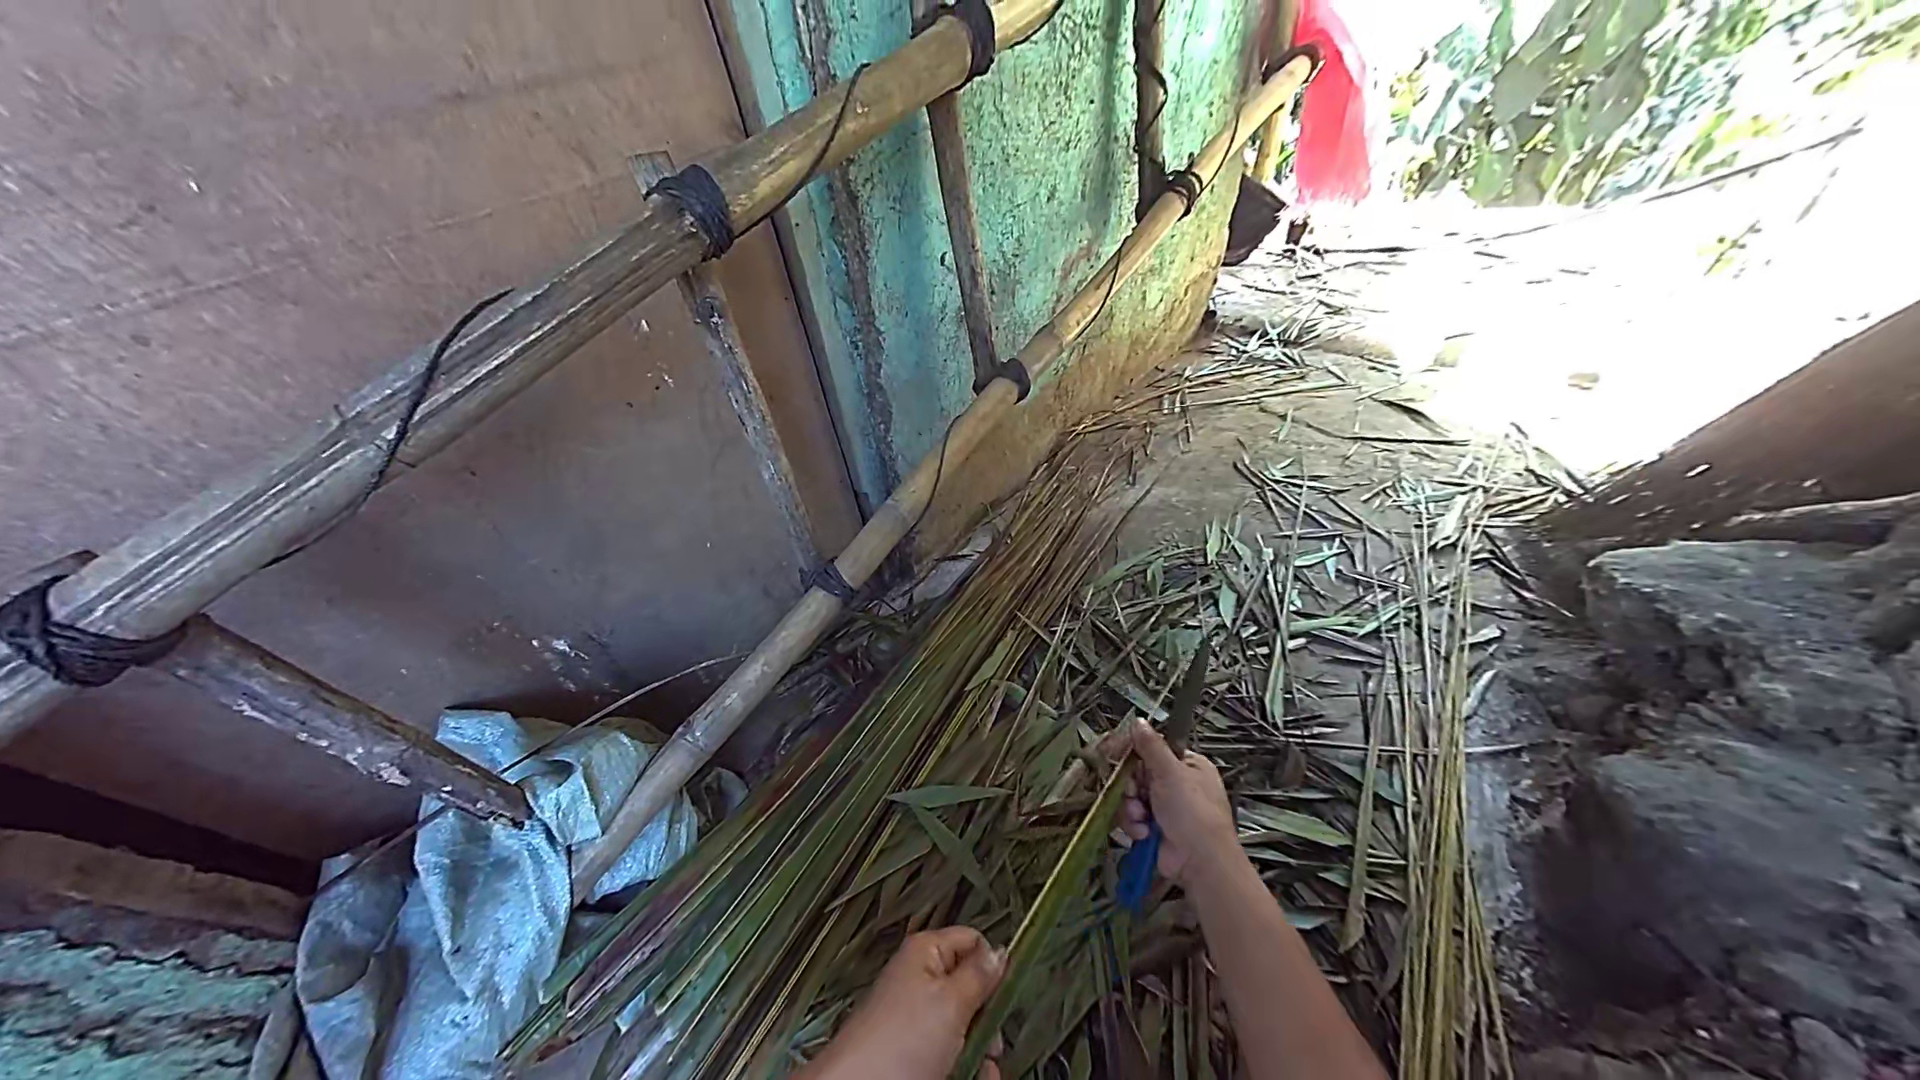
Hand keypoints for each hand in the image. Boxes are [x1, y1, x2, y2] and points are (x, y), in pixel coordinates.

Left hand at [796, 926, 1006, 1079]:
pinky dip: (966, 1065)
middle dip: (988, 1017)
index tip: (1006, 994)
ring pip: (965, 1025)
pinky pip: (950, 1050)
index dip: (992, 965)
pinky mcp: (914, 1051)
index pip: (972, 941)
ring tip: (985, 1071)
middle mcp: (922, 979)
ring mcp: (918, 1018)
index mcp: (927, 952)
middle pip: (972, 987)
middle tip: (993, 1044)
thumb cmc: (900, 1043)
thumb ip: (980, 975)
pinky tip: (974, 1078)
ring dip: (981, 1048)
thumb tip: (1001, 950)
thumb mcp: (951, 1002)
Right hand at [1121, 718, 1242, 889]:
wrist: (1201, 863)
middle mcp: (1175, 784)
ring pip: (1130, 796)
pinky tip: (1144, 832)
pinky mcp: (1153, 828)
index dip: (1132, 752)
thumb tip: (1138, 720)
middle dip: (1131, 786)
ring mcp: (1164, 808)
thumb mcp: (1171, 773)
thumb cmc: (1193, 813)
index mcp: (1187, 765)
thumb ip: (1151, 746)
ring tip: (1141, 818)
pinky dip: (1134, 824)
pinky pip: (1131, 817)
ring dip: (1131, 807)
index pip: (1152, 749)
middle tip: (1135, 793)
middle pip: (1136, 773)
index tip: (1116, 755)